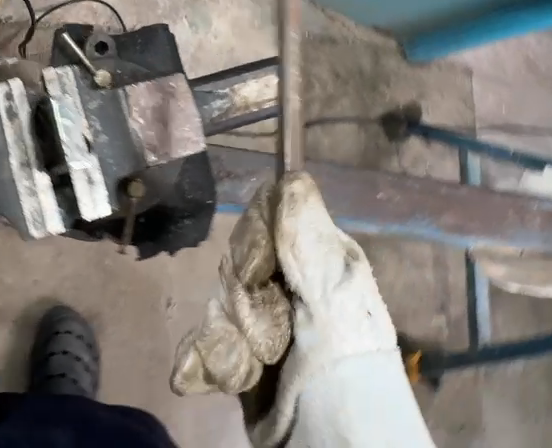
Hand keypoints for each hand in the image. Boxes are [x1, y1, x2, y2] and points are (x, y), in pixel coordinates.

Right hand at [172, 172, 433, 447]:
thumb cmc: (345, 371)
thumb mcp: (335, 299)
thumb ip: (307, 239)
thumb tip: (292, 173)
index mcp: (317, 259)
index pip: (262, 220)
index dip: (253, 246)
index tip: (259, 274)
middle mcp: (290, 283)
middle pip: (236, 262)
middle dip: (243, 305)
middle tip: (270, 340)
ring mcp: (263, 322)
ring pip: (218, 302)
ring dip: (231, 341)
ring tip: (255, 371)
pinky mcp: (241, 356)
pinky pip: (205, 339)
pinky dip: (207, 361)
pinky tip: (226, 379)